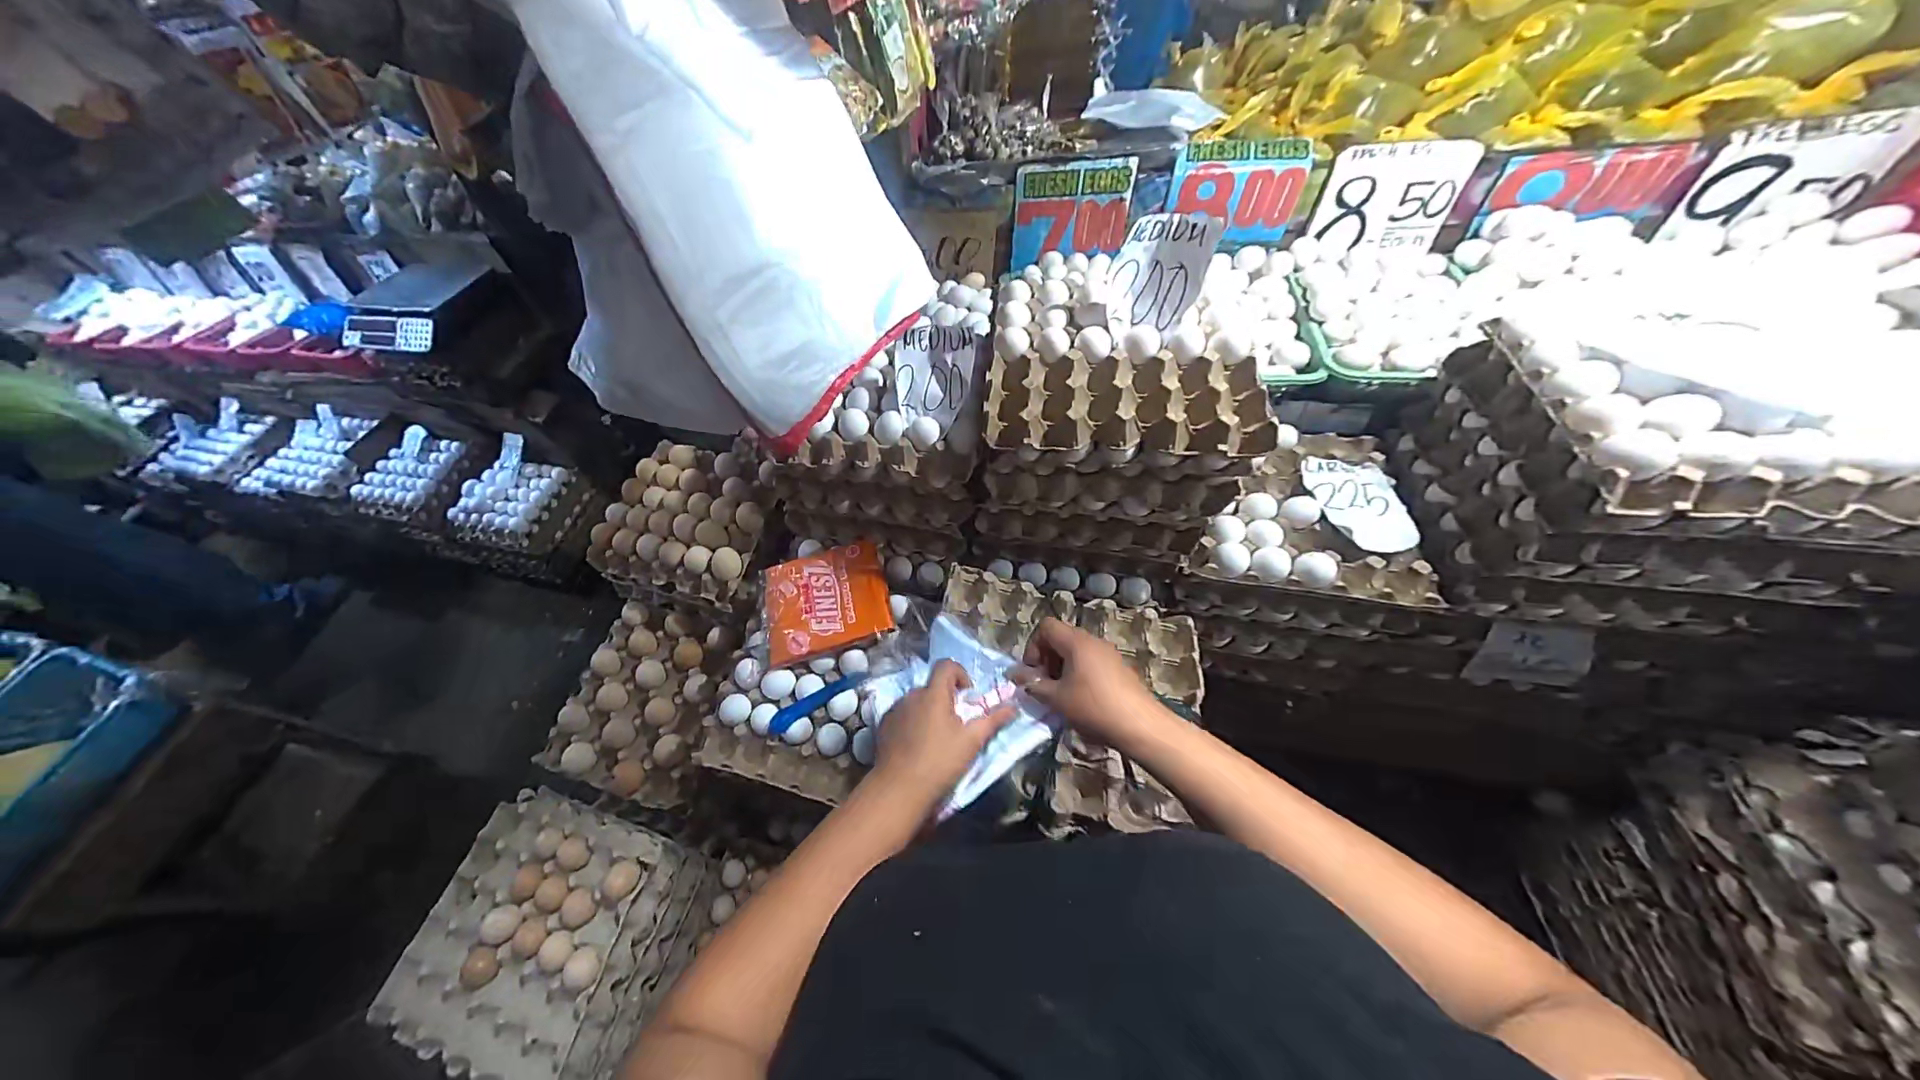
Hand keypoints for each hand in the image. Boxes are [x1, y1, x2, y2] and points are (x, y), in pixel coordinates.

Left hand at [869, 660, 1016, 813]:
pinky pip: (903, 715)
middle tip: (957, 724)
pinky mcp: (883, 725)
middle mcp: (911, 695)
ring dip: (929, 711)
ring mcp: (895, 710)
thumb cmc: (940, 762)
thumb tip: (1013, 706)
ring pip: (917, 701)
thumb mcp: (972, 742)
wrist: (899, 789)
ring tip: (937, 738)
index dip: (960, 674)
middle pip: (932, 686)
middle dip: (946, 699)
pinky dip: (913, 722)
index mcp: (933, 694)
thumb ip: (993, 720)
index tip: (968, 696)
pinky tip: (918, 746)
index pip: (946, 665)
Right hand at [1013, 618, 1162, 747]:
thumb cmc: (1093, 706)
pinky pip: (1090, 662)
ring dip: (1062, 668)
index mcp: (1075, 641)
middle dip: (1047, 659)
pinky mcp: (1118, 668)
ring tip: (1061, 695)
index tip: (1034, 673)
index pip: (1046, 626)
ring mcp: (1108, 653)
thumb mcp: (1057, 698)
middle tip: (1045, 686)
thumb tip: (1015, 675)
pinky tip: (1081, 699)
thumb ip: (1033, 684)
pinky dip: (1079, 674)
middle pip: (1061, 638)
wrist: (1139, 724)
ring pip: (1076, 651)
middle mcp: (1092, 641)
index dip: (1033, 646)